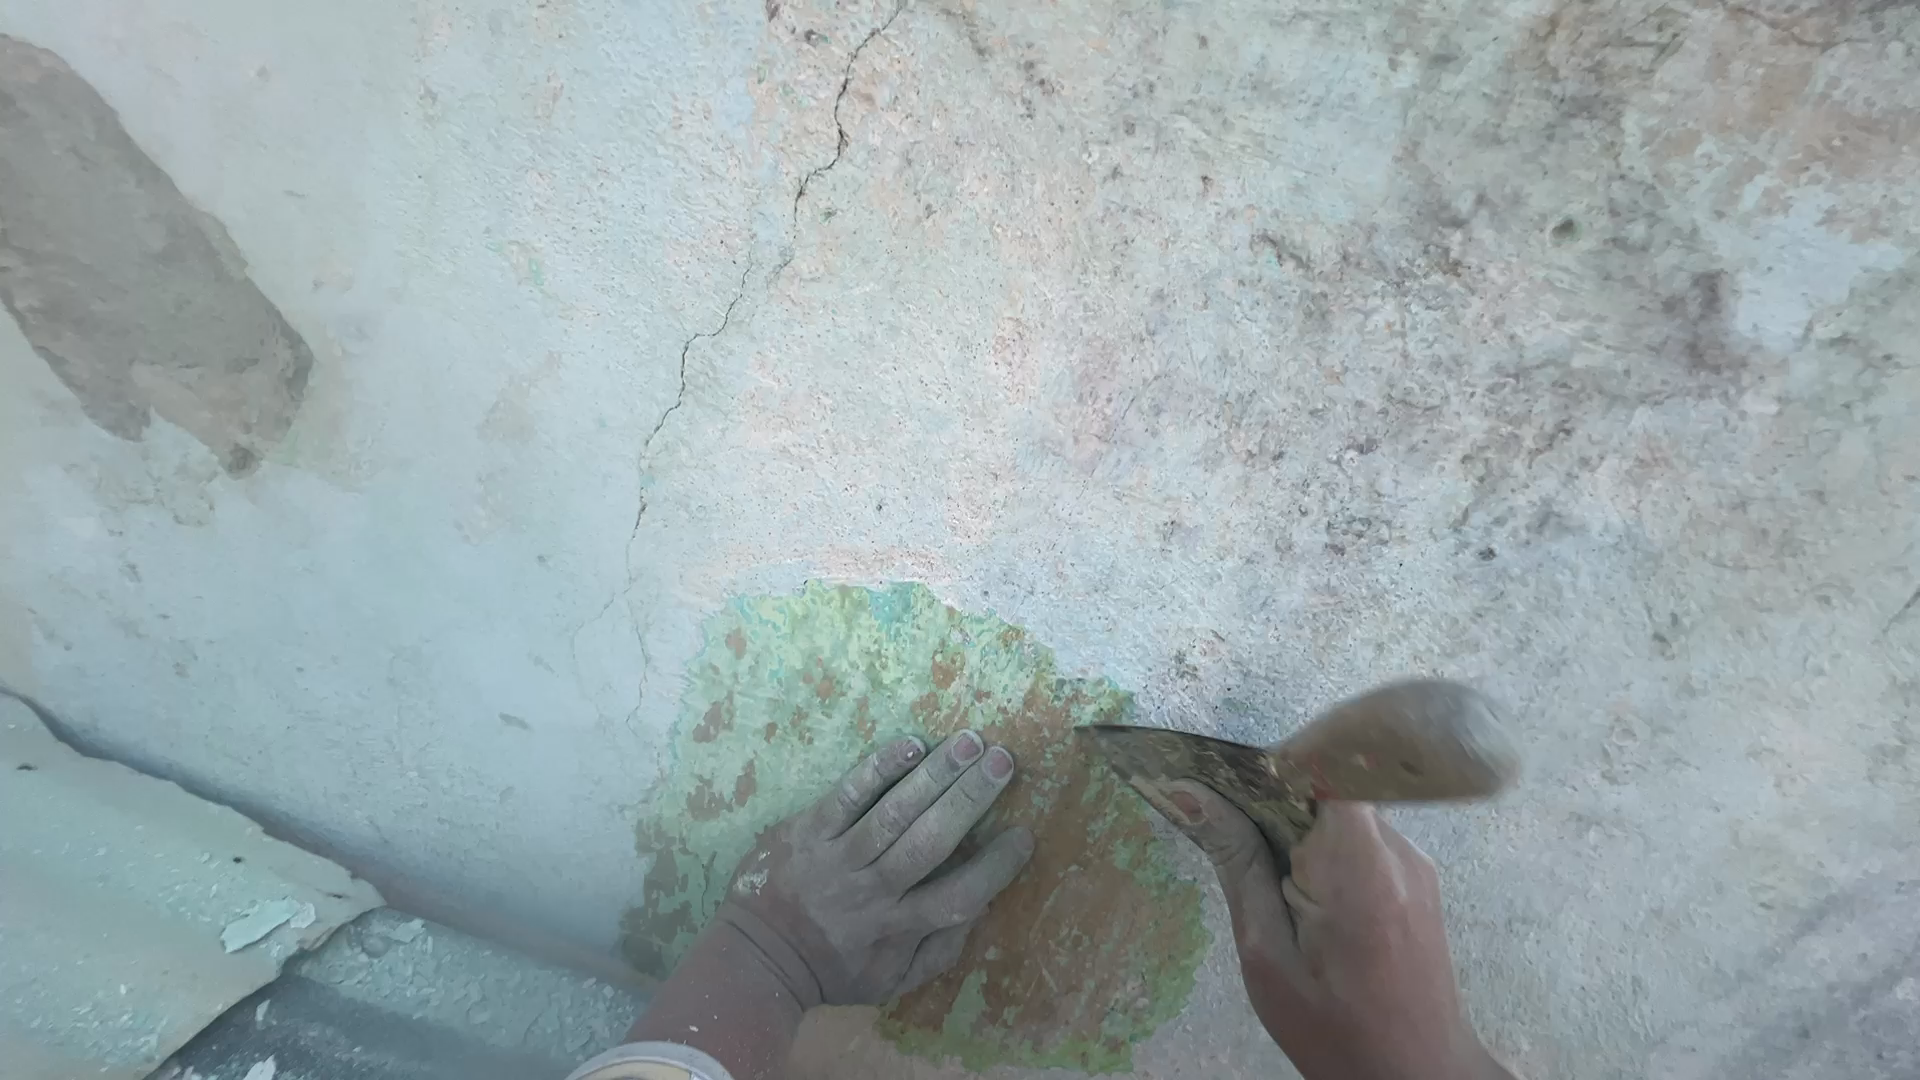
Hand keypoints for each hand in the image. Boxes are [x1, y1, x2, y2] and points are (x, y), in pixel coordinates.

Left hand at [717, 730, 1035, 1005]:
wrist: (756, 957)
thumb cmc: (835, 966)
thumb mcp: (892, 982)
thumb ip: (939, 952)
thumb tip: (981, 906)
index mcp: (898, 928)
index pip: (959, 896)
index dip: (996, 867)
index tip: (1025, 834)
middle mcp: (874, 890)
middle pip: (932, 841)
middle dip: (971, 798)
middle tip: (1004, 761)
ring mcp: (839, 856)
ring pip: (894, 812)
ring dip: (936, 774)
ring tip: (970, 742)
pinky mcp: (810, 829)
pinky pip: (847, 794)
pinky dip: (879, 769)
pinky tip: (911, 744)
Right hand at [1162, 785, 1511, 1079]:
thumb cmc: (1334, 1028)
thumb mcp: (1265, 951)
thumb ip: (1235, 860)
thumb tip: (1191, 791)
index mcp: (1358, 864)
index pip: (1325, 767)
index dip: (1274, 764)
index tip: (1232, 787)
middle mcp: (1396, 849)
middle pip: (1326, 786)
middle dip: (1273, 800)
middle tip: (1234, 835)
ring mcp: (1413, 862)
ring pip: (1339, 810)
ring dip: (1297, 826)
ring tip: (1268, 875)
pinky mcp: (1416, 878)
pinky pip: (1358, 836)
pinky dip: (1322, 846)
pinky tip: (1302, 892)